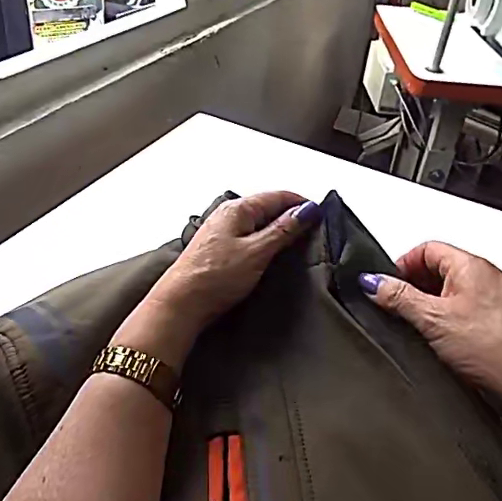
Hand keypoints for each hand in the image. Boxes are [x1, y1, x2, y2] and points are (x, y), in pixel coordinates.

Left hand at [118, 191, 319, 364]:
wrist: (180, 305)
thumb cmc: (211, 278)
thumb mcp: (257, 251)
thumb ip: (284, 230)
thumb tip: (307, 210)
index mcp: (238, 209)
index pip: (279, 195)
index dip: (302, 204)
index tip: (321, 216)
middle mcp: (228, 216)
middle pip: (269, 208)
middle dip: (292, 217)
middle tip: (313, 232)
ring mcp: (222, 233)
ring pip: (260, 224)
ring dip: (279, 232)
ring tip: (296, 246)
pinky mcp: (220, 251)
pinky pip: (250, 238)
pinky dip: (265, 244)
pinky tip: (271, 257)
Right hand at [359, 242, 501, 412]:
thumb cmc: (500, 350)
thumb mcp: (434, 320)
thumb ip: (400, 298)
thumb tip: (374, 283)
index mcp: (472, 265)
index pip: (427, 248)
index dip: (401, 265)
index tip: (385, 287)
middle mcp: (485, 280)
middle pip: (436, 271)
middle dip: (412, 289)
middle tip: (397, 310)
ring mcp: (491, 305)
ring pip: (448, 298)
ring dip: (428, 312)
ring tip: (419, 333)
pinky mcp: (494, 329)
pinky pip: (460, 319)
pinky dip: (444, 328)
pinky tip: (438, 349)